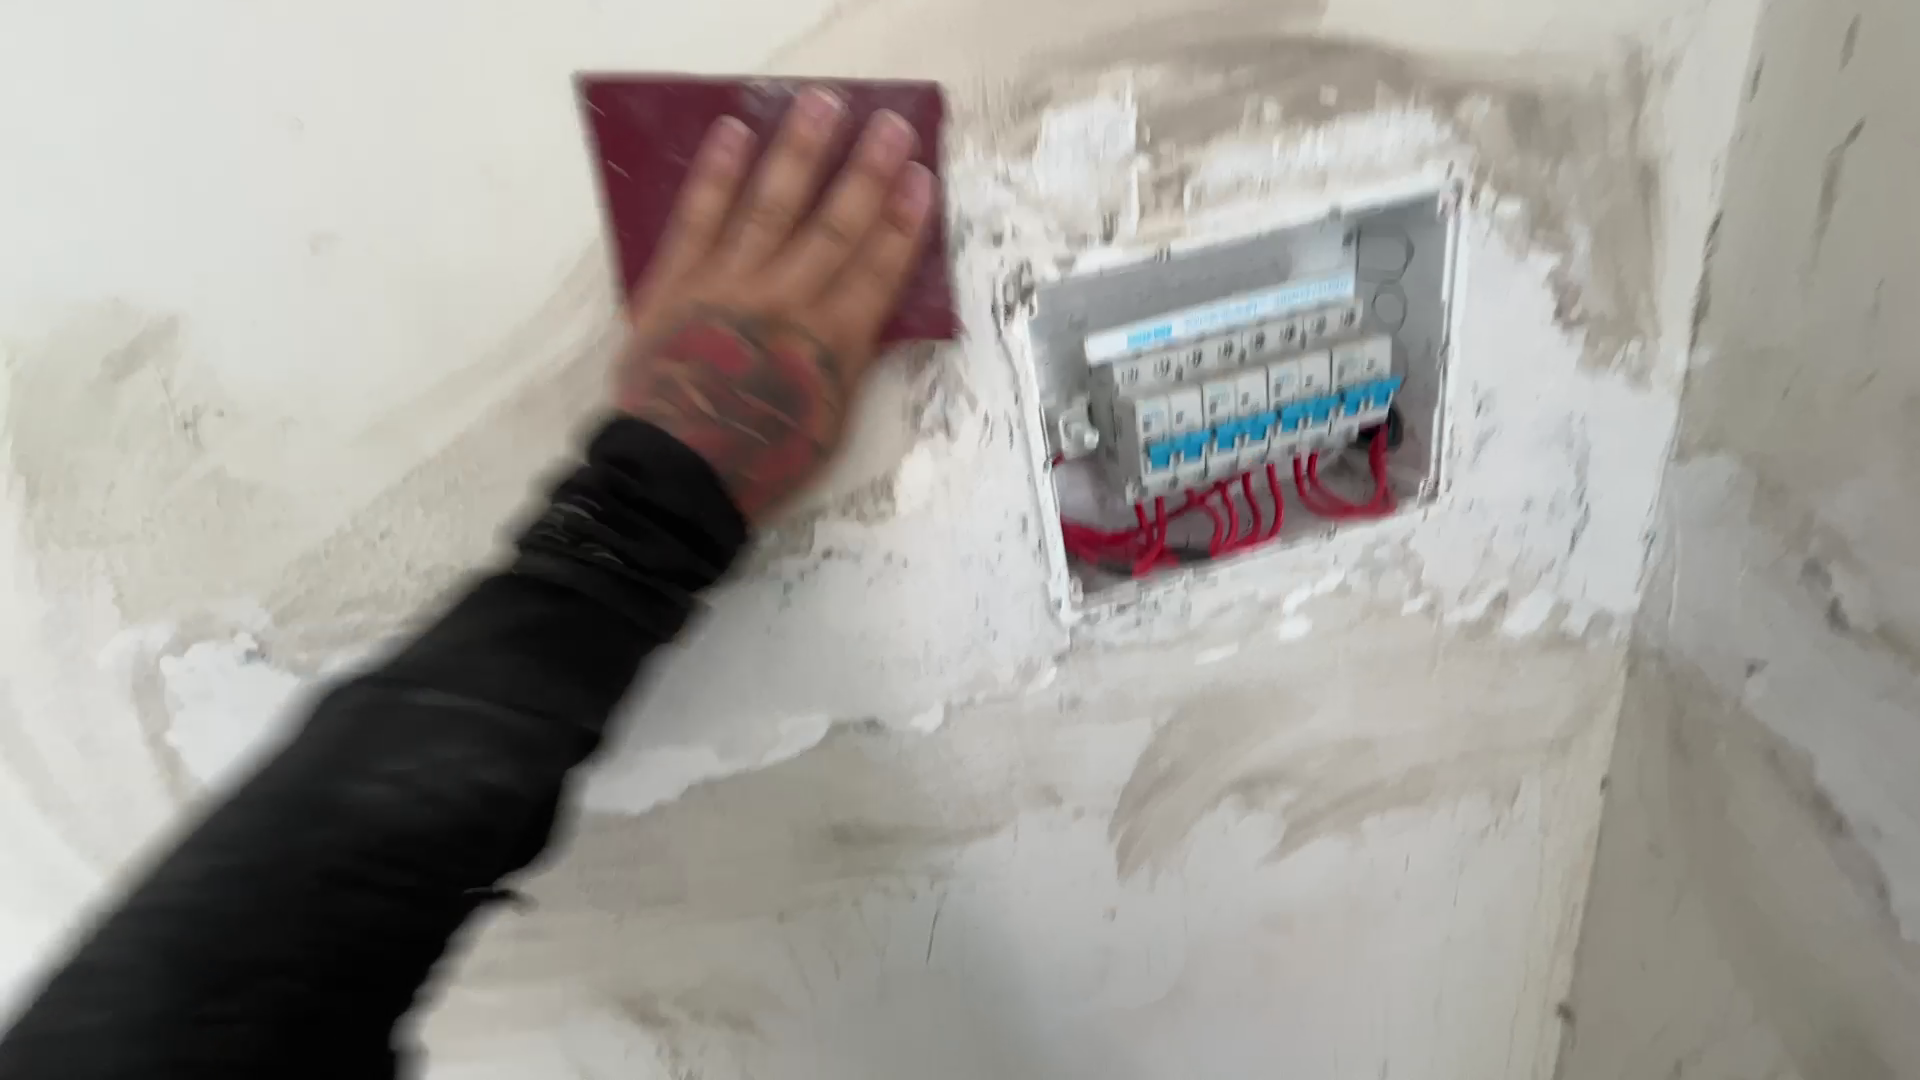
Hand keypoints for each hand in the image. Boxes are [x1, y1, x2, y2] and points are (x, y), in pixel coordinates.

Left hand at [613, 88, 937, 522]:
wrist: (680, 475)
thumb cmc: (766, 460)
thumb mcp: (832, 423)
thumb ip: (849, 362)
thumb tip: (870, 317)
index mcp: (833, 343)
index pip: (879, 269)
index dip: (904, 221)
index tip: (921, 177)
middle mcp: (788, 302)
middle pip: (835, 226)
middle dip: (867, 172)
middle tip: (888, 122)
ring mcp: (729, 284)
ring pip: (772, 206)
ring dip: (800, 151)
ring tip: (822, 102)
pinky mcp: (677, 281)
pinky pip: (699, 217)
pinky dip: (716, 174)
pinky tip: (733, 133)